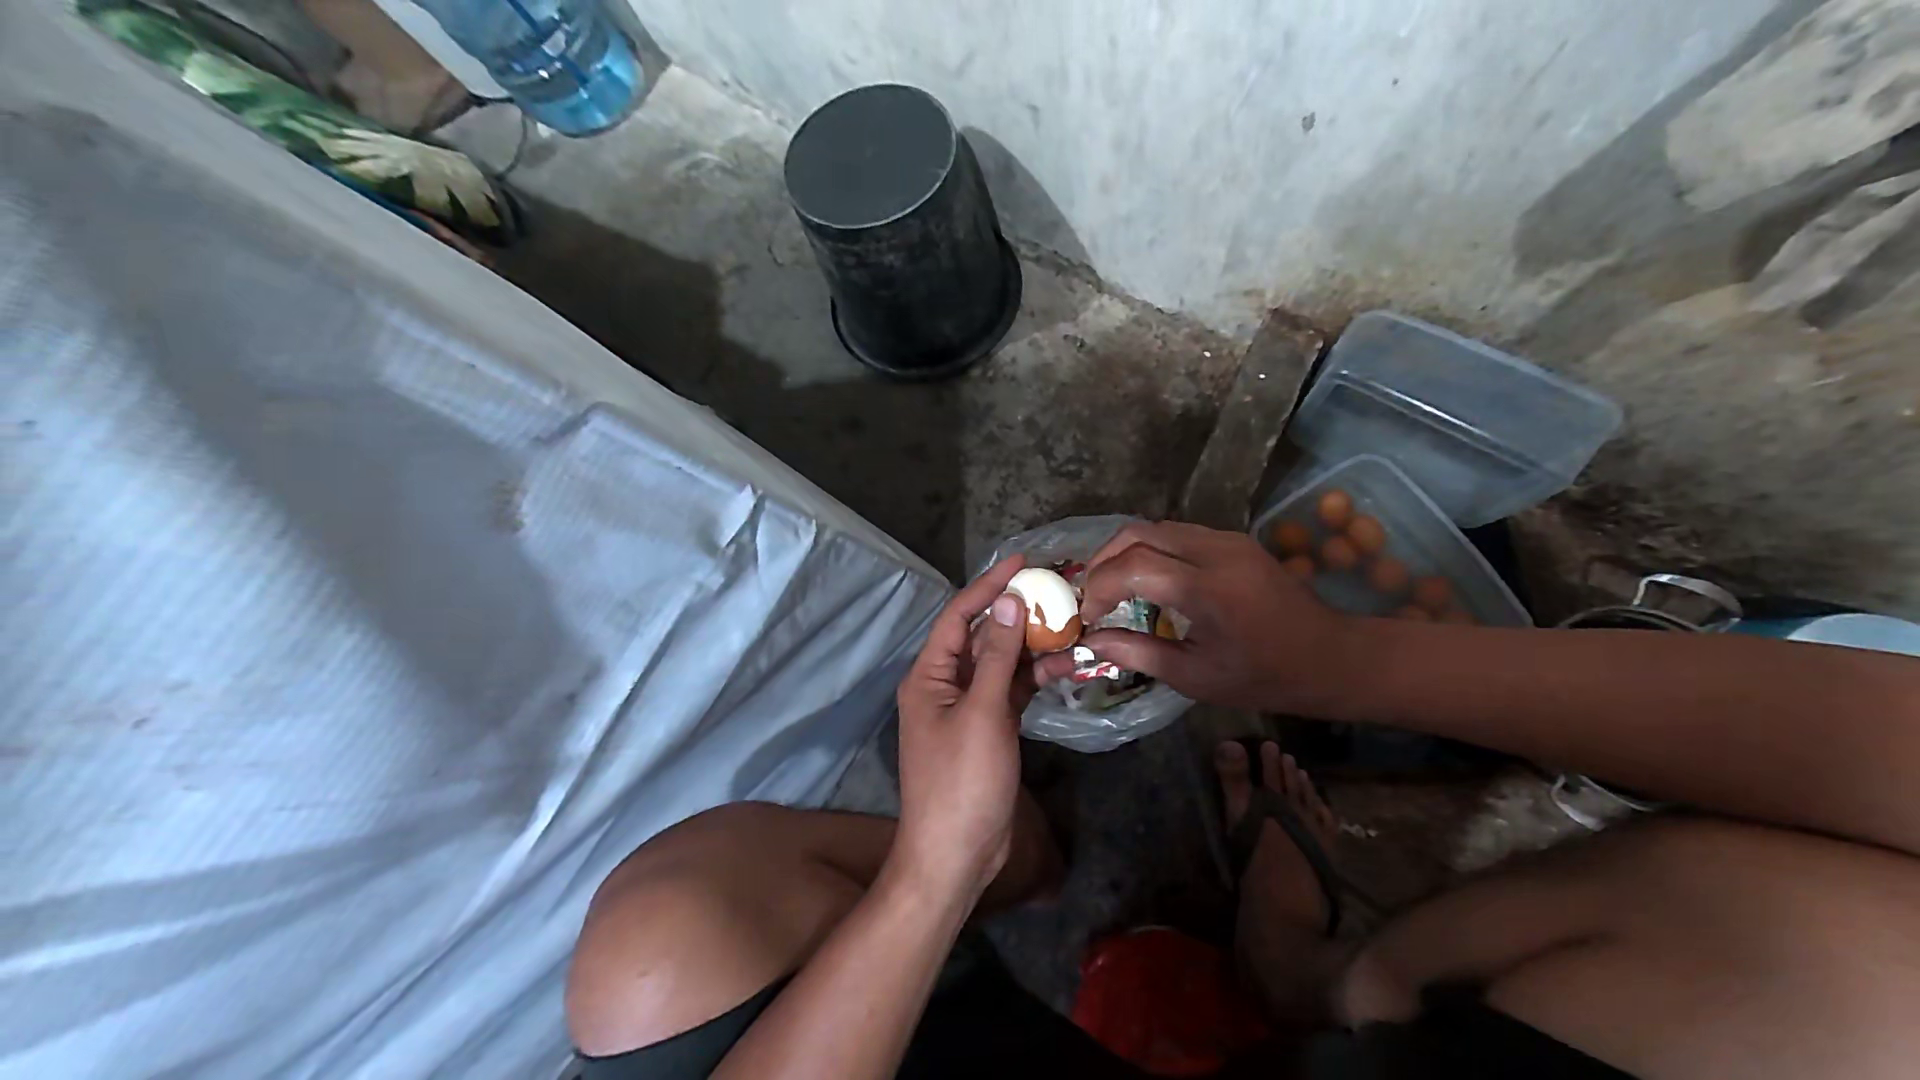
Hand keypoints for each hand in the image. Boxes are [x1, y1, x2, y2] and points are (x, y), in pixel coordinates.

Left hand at [893, 556, 1037, 897]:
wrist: (957, 853)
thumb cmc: (961, 779)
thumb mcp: (981, 712)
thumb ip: (997, 656)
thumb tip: (1009, 602)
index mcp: (930, 674)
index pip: (960, 616)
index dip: (989, 586)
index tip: (1021, 563)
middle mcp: (947, 683)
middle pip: (985, 637)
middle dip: (1019, 615)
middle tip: (1059, 591)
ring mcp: (970, 707)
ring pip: (1004, 664)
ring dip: (1034, 647)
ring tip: (1074, 627)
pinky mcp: (991, 727)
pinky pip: (1014, 692)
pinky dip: (1037, 679)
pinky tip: (1068, 666)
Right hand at [1035, 522, 1355, 711]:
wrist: (1332, 657)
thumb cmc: (1263, 676)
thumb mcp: (1195, 676)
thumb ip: (1138, 653)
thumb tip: (1091, 641)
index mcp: (1208, 590)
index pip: (1134, 566)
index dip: (1099, 587)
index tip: (1088, 616)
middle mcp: (1216, 552)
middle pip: (1138, 533)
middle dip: (1104, 561)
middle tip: (1090, 595)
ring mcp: (1228, 539)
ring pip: (1156, 527)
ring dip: (1125, 551)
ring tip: (1111, 585)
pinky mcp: (1234, 539)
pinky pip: (1177, 533)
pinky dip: (1150, 549)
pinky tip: (1146, 579)